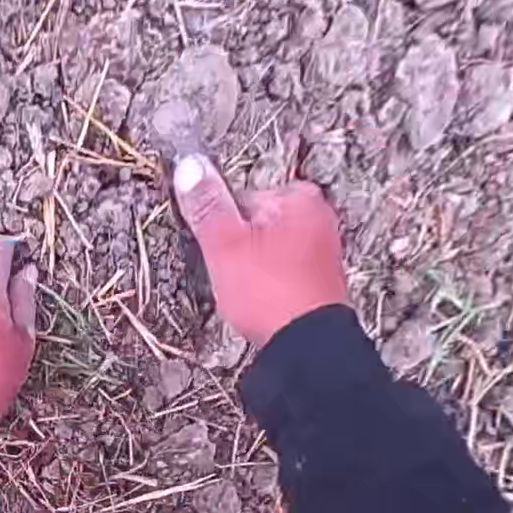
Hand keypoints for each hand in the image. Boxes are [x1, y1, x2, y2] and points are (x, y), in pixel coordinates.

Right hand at [172, 155, 349, 348]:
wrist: (305, 346)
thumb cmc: (270, 293)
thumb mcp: (225, 245)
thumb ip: (207, 207)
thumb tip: (189, 167)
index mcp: (299, 198)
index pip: (243, 197)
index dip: (222, 228)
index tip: (217, 250)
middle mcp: (319, 219)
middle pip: (258, 226)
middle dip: (240, 250)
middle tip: (234, 277)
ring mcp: (323, 253)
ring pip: (270, 254)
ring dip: (254, 272)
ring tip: (249, 296)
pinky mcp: (321, 283)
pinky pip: (284, 276)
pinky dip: (271, 288)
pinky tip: (264, 305)